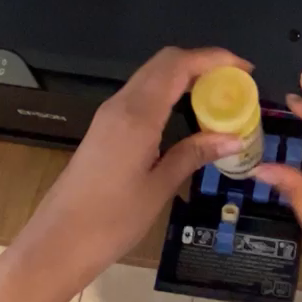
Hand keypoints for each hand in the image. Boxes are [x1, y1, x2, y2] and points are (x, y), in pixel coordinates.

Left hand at [15, 47, 248, 291]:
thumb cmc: (111, 221)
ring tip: (218, 97)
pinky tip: (188, 113)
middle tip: (235, 82)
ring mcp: (109, 115)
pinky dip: (170, 92)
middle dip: (202, 63)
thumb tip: (234, 138)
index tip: (244, 70)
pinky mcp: (105, 128)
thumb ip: (194, 154)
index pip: (177, 65)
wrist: (56, 244)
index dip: (213, 58)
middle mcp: (121, 105)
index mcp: (137, 115)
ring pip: (152, 77)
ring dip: (185, 77)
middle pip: (164, 63)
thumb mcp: (159, 188)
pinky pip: (142, 95)